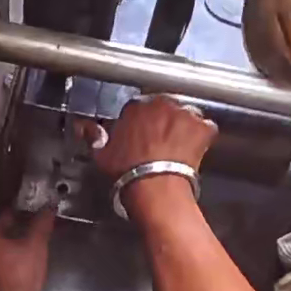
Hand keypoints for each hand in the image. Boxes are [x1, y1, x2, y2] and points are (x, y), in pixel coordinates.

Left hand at [0, 210, 53, 290]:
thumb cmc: (21, 275)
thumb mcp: (36, 247)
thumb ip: (41, 225)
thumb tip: (49, 207)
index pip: (3, 218)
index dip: (19, 217)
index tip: (30, 220)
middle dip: (8, 235)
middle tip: (25, 238)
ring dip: (0, 251)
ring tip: (18, 255)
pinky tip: (8, 271)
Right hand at [92, 94, 217, 178]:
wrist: (155, 187)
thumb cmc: (128, 173)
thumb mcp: (102, 155)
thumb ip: (94, 136)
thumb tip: (85, 127)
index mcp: (136, 106)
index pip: (139, 107)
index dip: (142, 123)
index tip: (142, 135)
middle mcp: (161, 103)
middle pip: (165, 107)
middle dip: (164, 121)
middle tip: (161, 143)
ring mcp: (184, 113)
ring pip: (187, 114)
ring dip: (184, 126)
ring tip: (179, 147)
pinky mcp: (202, 127)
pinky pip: (206, 127)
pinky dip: (202, 136)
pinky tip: (195, 149)